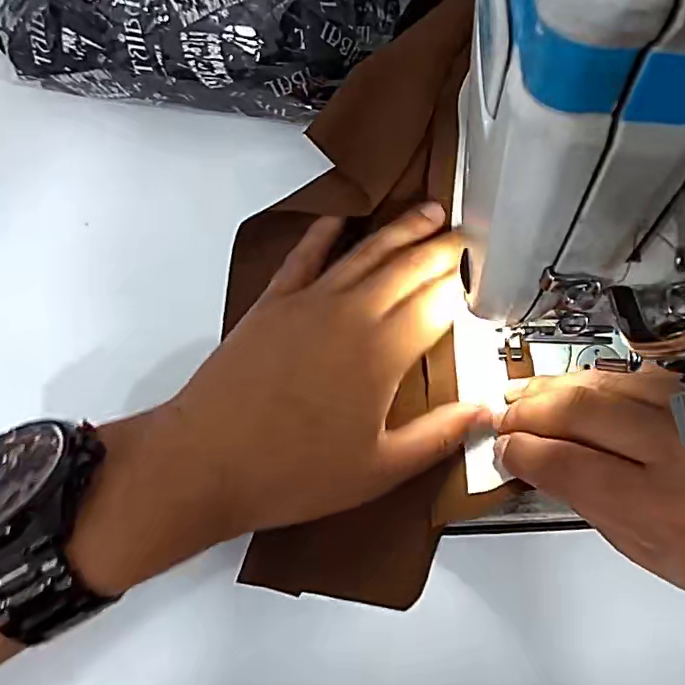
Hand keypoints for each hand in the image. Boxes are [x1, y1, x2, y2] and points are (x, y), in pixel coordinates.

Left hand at [72, 204, 485, 593]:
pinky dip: (325, 231)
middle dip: (443, 248)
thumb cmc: (291, 472)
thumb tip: (482, 414)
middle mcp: (351, 316)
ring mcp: (309, 303)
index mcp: (382, 354)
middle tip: (466, 237)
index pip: (437, 303)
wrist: (201, 464)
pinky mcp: (274, 303)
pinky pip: (306, 255)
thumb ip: (438, 436)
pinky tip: (342, 216)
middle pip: (409, 268)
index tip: (481, 277)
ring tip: (429, 212)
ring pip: (368, 252)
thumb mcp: (379, 469)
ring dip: (402, 229)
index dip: (463, 286)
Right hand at [494, 370, 684, 622]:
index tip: (503, 446)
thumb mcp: (644, 551)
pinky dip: (597, 378)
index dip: (522, 450)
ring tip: (526, 393)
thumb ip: (586, 500)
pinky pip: (637, 373)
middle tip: (504, 413)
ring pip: (605, 380)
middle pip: (581, 409)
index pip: (567, 463)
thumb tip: (536, 462)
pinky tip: (573, 385)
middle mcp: (683, 450)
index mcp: (664, 507)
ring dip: (556, 384)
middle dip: (529, 407)